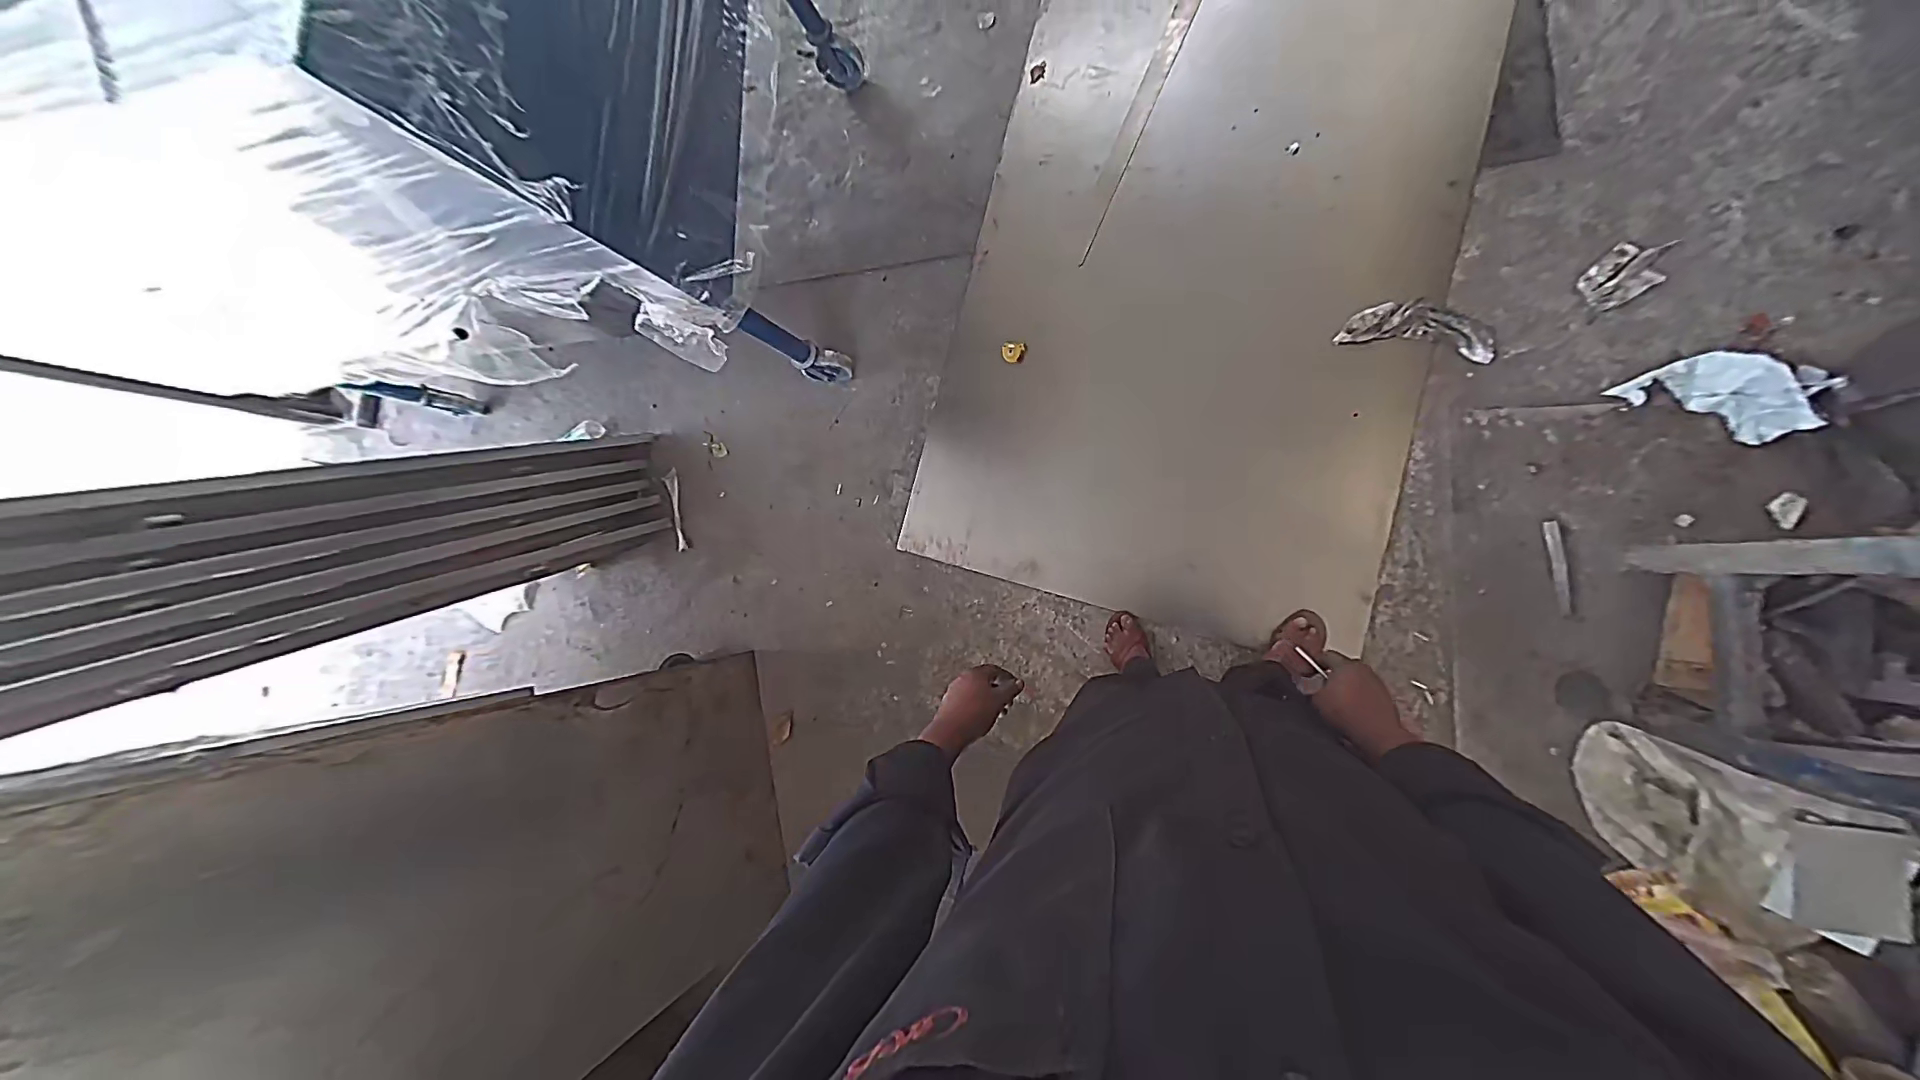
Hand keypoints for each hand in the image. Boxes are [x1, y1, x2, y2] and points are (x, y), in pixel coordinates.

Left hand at [919, 665, 1023, 759]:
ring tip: (996, 713)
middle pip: (985, 681)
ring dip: (988, 700)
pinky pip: (967, 701)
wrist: (950, 732)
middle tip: (1007, 702)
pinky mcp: (949, 704)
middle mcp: (963, 679)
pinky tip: (981, 718)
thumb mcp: (999, 701)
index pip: (996, 670)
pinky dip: (977, 706)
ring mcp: (954, 691)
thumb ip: (1010, 690)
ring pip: (976, 691)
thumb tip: (1018, 683)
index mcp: (975, 674)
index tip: (1015, 687)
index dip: (1008, 678)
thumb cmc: (974, 715)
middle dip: (998, 691)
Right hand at [1308, 654, 1419, 761]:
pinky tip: (1350, 710)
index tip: (1308, 671)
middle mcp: (1364, 669)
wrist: (1377, 736)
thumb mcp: (1316, 700)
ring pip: (1354, 679)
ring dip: (1345, 686)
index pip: (1326, 655)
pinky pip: (1365, 691)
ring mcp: (1376, 682)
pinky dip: (1357, 697)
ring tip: (1335, 702)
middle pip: (1341, 667)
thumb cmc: (1346, 714)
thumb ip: (1309, 686)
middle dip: (1331, 675)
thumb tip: (1307, 683)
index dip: (1314, 663)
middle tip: (1320, 688)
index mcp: (1346, 664)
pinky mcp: (1384, 696)